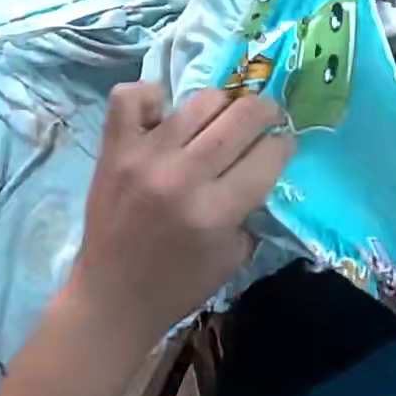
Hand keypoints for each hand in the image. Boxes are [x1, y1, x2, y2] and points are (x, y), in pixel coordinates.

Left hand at [66, 84, 293, 348]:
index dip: (284, 144)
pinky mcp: (114, 149)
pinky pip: (131, 97)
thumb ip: (254, 207)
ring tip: (220, 117)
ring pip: (201, 101)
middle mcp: (183, 177)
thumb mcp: (235, 255)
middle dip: (265, 111)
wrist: (111, 299)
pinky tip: (163, 112)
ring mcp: (145, 157)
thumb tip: (266, 162)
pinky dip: (151, 96)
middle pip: (242, 117)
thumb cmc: (180, 283)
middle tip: (264, 118)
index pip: (269, 154)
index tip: (282, 144)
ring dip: (222, 103)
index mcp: (217, 211)